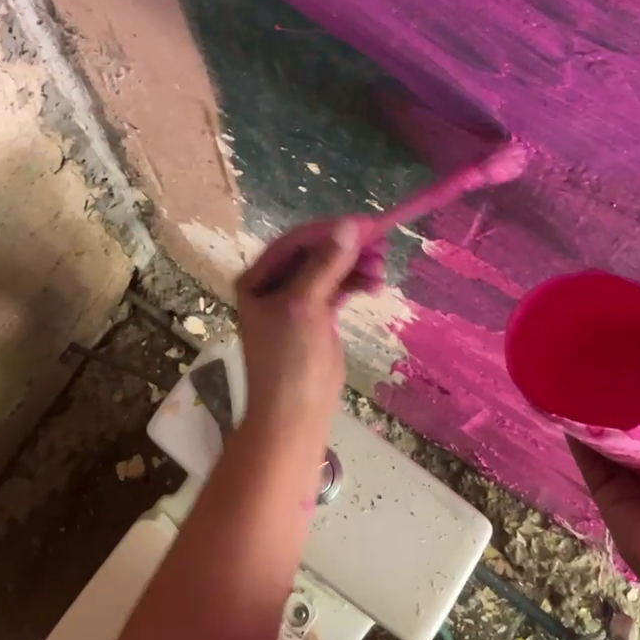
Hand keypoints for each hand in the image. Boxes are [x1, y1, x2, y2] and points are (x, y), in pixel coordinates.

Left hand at [235, 218, 381, 422]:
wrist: (294, 415)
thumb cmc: (289, 360)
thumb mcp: (304, 306)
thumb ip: (325, 264)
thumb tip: (348, 225)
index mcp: (258, 279)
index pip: (296, 242)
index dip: (331, 230)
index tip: (367, 225)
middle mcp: (274, 285)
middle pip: (315, 253)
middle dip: (347, 248)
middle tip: (381, 246)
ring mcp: (296, 302)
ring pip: (330, 270)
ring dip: (356, 266)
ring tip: (381, 273)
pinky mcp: (317, 317)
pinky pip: (338, 288)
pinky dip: (356, 283)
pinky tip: (375, 286)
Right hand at [568, 370, 639, 594]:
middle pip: (634, 414)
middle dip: (623, 387)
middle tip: (608, 350)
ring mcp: (625, 468)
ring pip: (605, 428)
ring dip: (593, 403)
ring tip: (578, 367)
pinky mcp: (602, 482)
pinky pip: (584, 451)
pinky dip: (572, 428)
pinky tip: (561, 401)